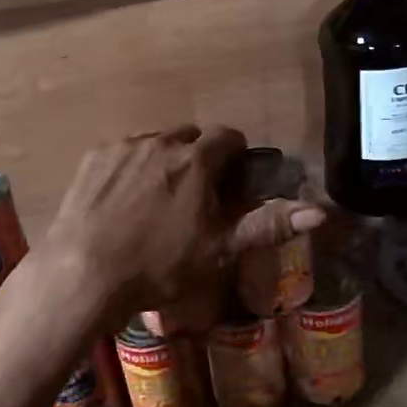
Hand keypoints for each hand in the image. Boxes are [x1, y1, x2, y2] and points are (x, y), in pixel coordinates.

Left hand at [46, 126, 325, 333]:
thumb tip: (321, 211)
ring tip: (154, 198)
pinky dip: (128, 166)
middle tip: (193, 193)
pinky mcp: (93, 157)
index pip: (227, 136)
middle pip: (188, 136)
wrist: (85, 270)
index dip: (235, 155)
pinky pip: (121, 151)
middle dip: (197, 156)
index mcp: (195, 161)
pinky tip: (120, 199)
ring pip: (153, 142)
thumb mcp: (219, 251)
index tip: (230, 179)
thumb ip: (268, 225)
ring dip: (162, 159)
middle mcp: (159, 143)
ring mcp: (122, 147)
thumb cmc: (158, 266)